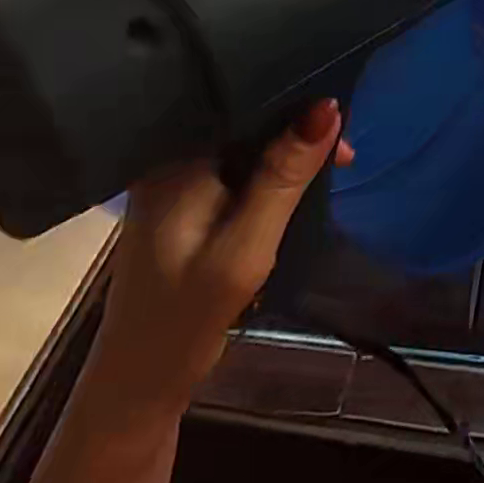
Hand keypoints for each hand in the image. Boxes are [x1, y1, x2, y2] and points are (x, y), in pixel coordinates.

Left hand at [87, 100, 354, 415]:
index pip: (242, 102)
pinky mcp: (187, 197)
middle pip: (246, 118)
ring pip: (247, 141)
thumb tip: (327, 108)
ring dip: (291, 150)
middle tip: (344, 154)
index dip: (296, 103)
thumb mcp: (246, 246)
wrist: (139, 381)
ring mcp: (176, 178)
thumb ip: (285, 176)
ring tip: (332, 164)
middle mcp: (170, 157)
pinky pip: (240, 163)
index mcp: (173, 160)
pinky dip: (274, 169)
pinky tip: (298, 181)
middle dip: (299, 129)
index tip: (341, 126)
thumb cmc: (187, 314)